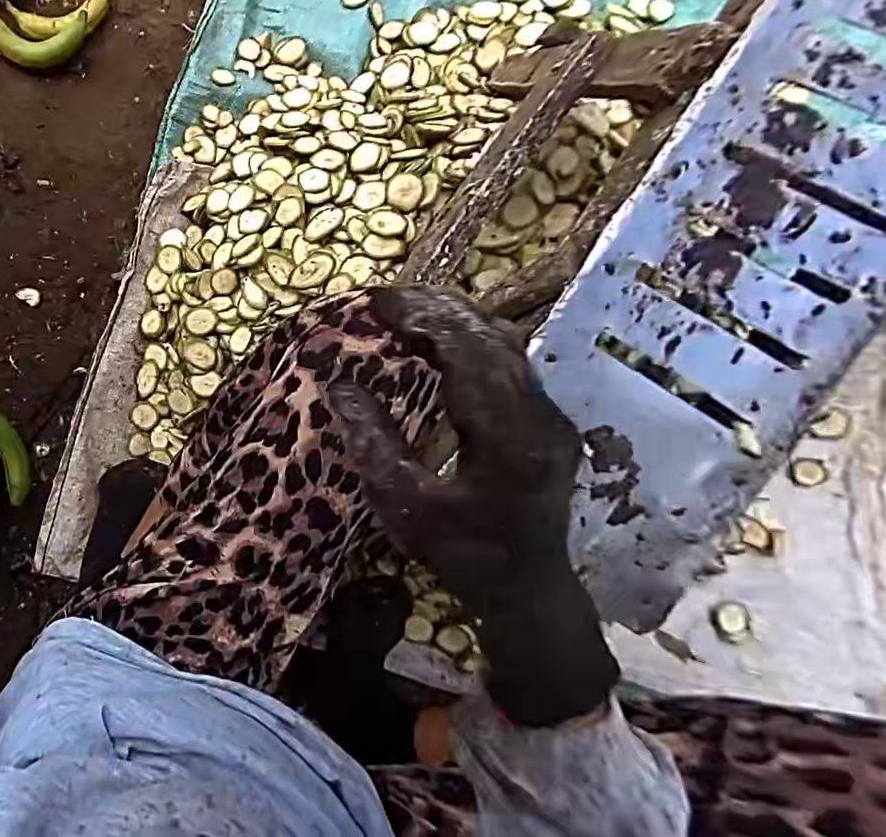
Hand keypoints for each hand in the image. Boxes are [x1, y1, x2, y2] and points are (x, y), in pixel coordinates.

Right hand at [329, 287, 618, 726]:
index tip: (375, 302)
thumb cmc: (459, 552)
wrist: (527, 588)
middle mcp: (540, 418)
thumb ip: (372, 440)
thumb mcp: (402, 504)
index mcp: (509, 438)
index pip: (470, 356)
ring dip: (454, 317)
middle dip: (436, 308)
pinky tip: (434, 335)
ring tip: (405, 303)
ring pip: (504, 346)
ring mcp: (548, 417)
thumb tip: (337, 382)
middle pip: (492, 340)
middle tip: (383, 296)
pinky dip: (465, 338)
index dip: (422, 320)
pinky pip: (505, 361)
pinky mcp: (542, 419)